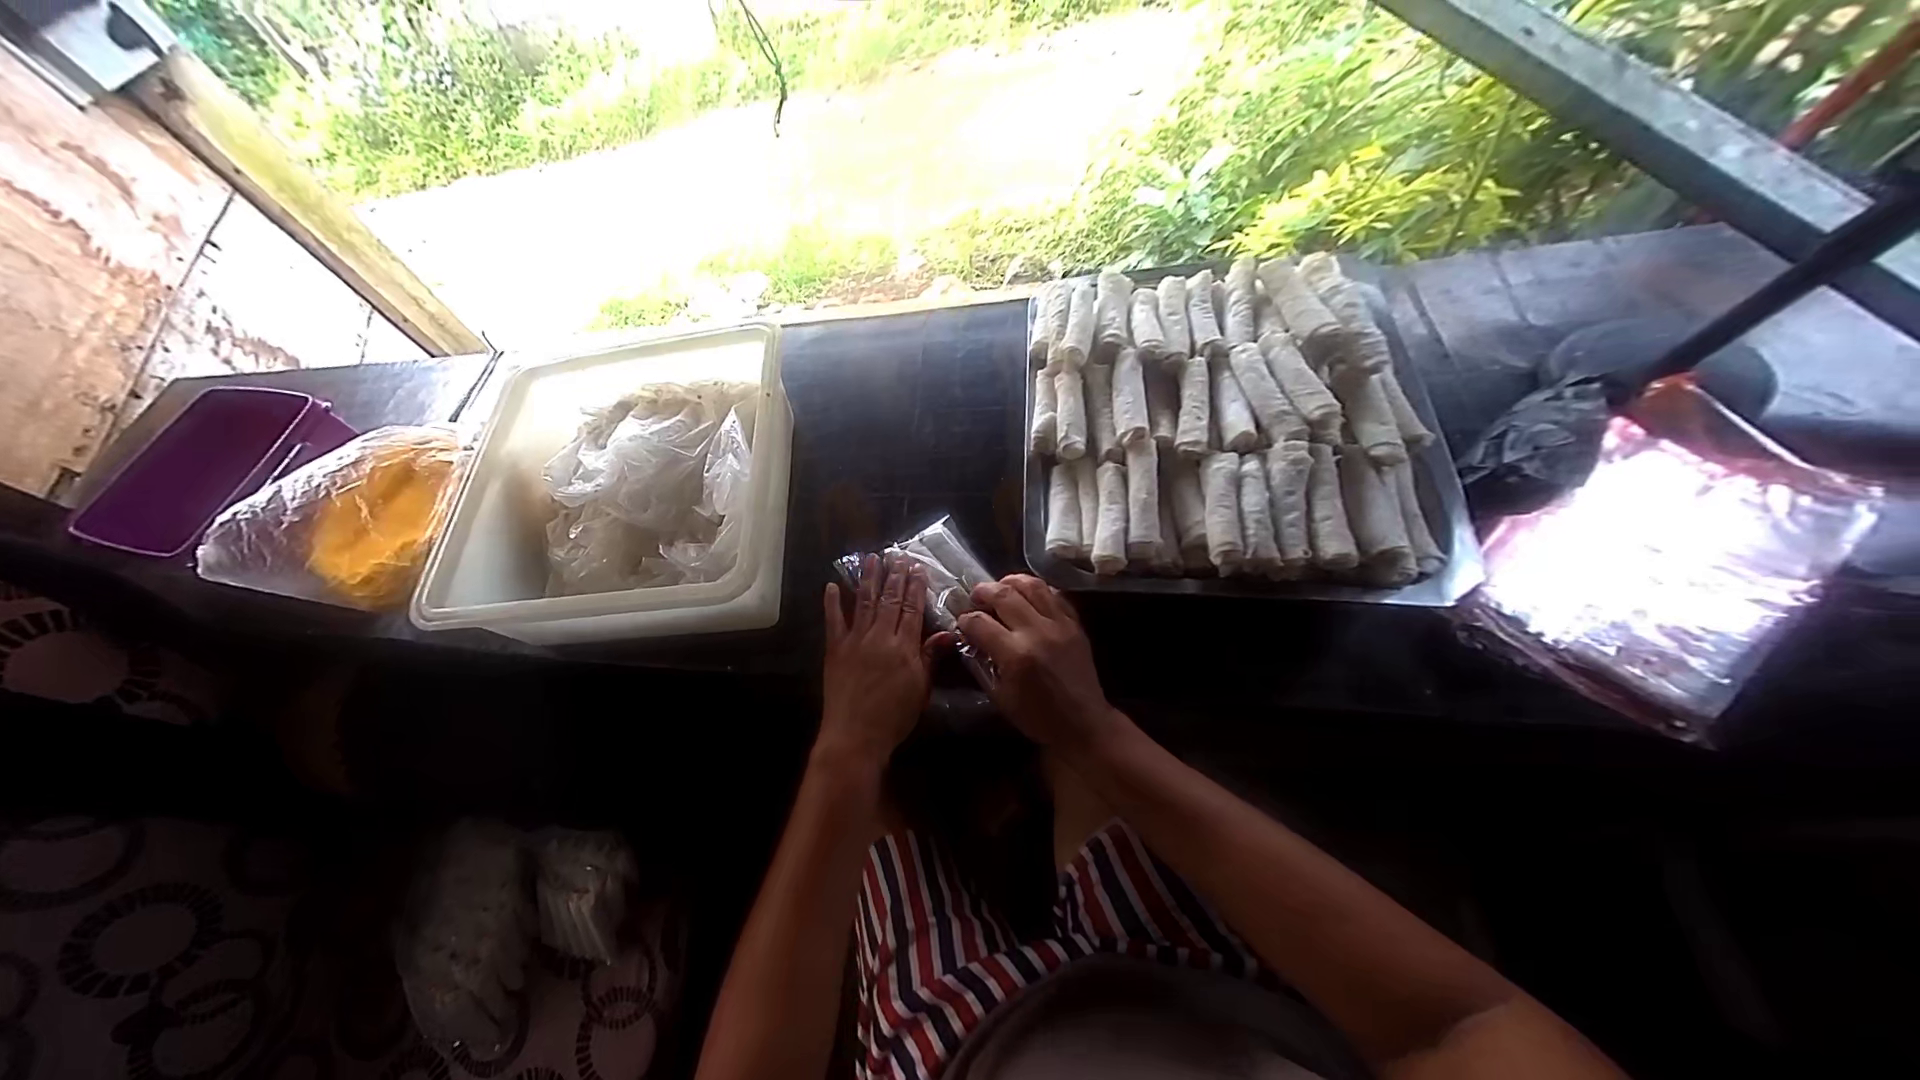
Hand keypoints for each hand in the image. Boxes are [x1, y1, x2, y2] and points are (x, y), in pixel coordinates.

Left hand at [819, 554, 953, 770]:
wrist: (855, 736)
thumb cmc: (894, 718)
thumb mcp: (921, 690)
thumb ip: (930, 658)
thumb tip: (947, 633)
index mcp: (904, 647)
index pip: (913, 609)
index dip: (916, 587)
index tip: (918, 568)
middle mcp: (880, 637)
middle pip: (890, 600)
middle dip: (895, 577)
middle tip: (898, 556)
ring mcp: (855, 641)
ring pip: (864, 602)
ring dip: (868, 579)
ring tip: (872, 558)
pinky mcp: (835, 650)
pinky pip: (833, 621)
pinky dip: (832, 602)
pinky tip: (831, 585)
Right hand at [958, 575, 1126, 750]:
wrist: (1083, 723)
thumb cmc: (1037, 717)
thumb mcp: (999, 696)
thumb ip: (982, 663)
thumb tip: (969, 639)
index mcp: (1015, 655)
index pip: (980, 622)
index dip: (965, 620)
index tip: (962, 622)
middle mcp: (1037, 632)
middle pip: (1004, 594)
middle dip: (983, 591)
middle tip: (975, 596)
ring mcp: (1060, 625)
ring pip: (1032, 585)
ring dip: (1011, 581)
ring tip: (1000, 587)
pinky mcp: (1075, 624)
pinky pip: (1055, 595)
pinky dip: (1038, 590)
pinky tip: (1028, 596)